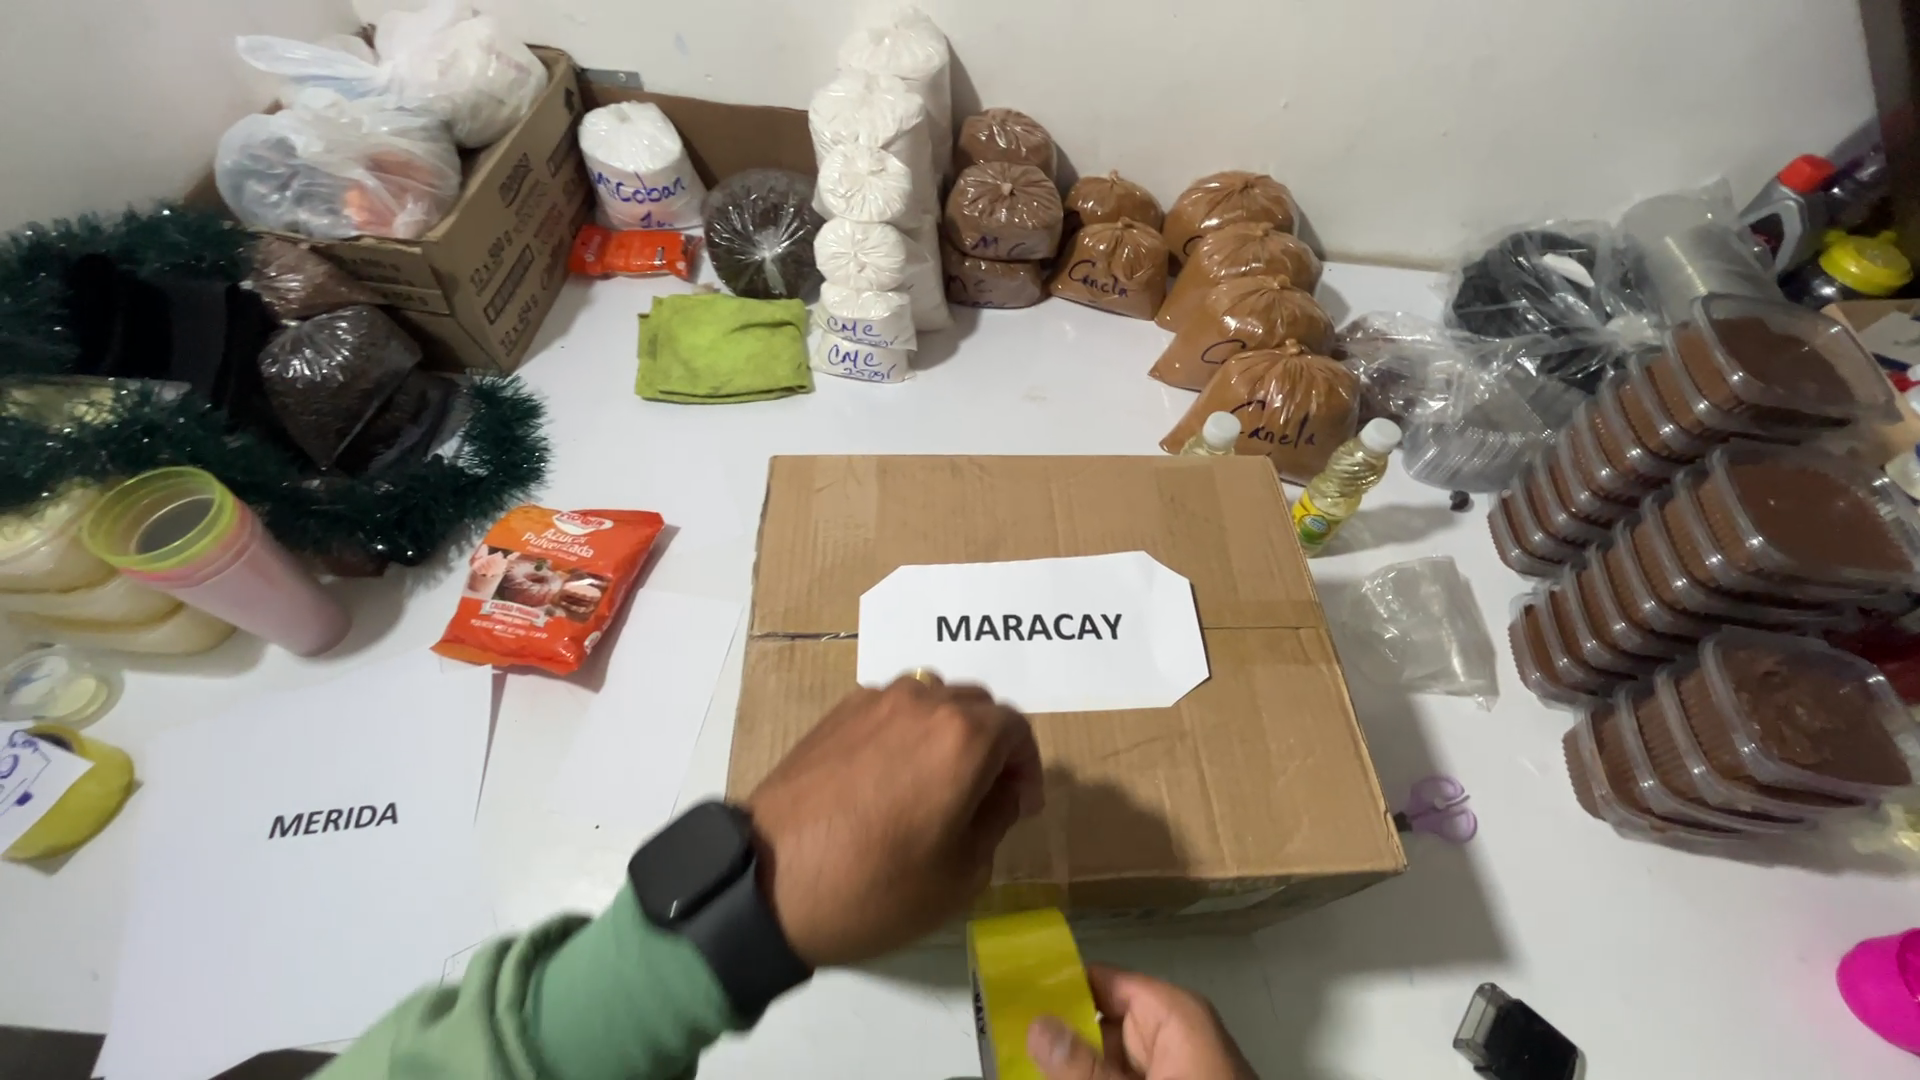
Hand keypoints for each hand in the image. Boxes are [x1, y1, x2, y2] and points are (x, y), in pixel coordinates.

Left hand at [745, 673, 1043, 966]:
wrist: (767, 881)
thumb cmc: (875, 886)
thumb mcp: (961, 875)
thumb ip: (996, 820)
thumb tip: (1001, 793)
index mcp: (963, 737)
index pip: (1017, 728)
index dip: (1027, 767)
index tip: (1018, 806)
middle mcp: (923, 702)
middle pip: (978, 705)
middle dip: (993, 745)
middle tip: (984, 794)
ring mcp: (875, 700)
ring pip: (934, 697)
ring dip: (950, 729)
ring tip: (936, 778)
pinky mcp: (838, 711)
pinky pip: (892, 706)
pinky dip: (908, 728)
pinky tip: (890, 772)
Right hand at [1028, 965, 1255, 1079]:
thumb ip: (1083, 1069)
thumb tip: (1035, 1023)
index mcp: (1170, 1012)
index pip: (1100, 980)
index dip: (1055, 986)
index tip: (1006, 996)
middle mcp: (1171, 1033)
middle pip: (1099, 1025)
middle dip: (1058, 1042)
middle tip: (1004, 1047)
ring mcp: (1174, 1070)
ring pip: (1107, 1063)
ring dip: (1075, 1072)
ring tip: (1020, 1066)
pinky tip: (1062, 1078)